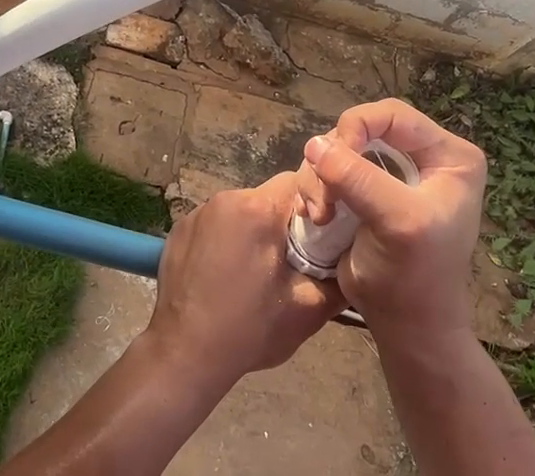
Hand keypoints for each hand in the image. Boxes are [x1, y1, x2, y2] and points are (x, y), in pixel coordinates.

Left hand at [147, 173, 343, 385]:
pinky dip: (227, 241)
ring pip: (242, 211)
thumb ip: (339, 279)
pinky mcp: (179, 229)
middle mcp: (225, 200)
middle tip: (292, 262)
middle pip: (268, 197)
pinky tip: (226, 275)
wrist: (186, 353)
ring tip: (257, 273)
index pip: (298, 181)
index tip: (320, 237)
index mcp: (258, 210)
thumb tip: (355, 262)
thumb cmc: (250, 329)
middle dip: (284, 223)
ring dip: (254, 232)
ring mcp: (197, 213)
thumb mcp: (308, 310)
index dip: (315, 205)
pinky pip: (216, 224)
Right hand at [294, 99, 486, 337]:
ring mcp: (391, 175)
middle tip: (323, 200)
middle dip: (334, 161)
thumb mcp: (396, 222)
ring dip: (319, 179)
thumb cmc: (416, 277)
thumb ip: (359, 178)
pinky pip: (328, 171)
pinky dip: (314, 189)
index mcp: (449, 156)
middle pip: (360, 130)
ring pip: (337, 150)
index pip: (393, 115)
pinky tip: (313, 215)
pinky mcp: (364, 193)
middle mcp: (422, 157)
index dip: (358, 128)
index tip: (334, 160)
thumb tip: (314, 144)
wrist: (406, 326)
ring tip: (317, 214)